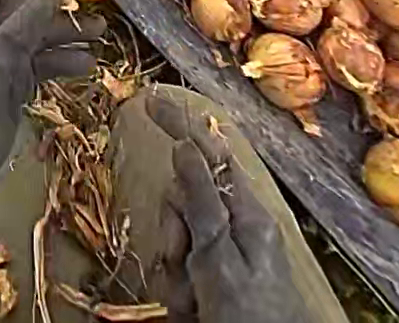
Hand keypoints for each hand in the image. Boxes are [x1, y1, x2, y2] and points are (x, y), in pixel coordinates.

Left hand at [0, 0, 105, 180]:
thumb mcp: (2, 56)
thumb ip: (27, 23)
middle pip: (24, 12)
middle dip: (56, 10)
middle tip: (94, 12)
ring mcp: (0, 62)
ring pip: (37, 40)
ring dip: (65, 37)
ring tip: (100, 39)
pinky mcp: (12, 86)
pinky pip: (40, 65)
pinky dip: (61, 63)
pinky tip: (86, 66)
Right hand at [148, 94, 312, 322]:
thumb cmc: (249, 317)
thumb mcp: (217, 255)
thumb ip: (200, 197)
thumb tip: (184, 143)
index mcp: (244, 209)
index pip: (208, 148)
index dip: (178, 122)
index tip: (148, 99)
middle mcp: (237, 223)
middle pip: (185, 193)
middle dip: (172, 224)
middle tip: (179, 258)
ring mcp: (229, 250)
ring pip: (180, 228)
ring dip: (173, 262)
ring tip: (189, 298)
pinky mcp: (219, 275)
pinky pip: (184, 260)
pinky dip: (179, 283)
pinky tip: (190, 308)